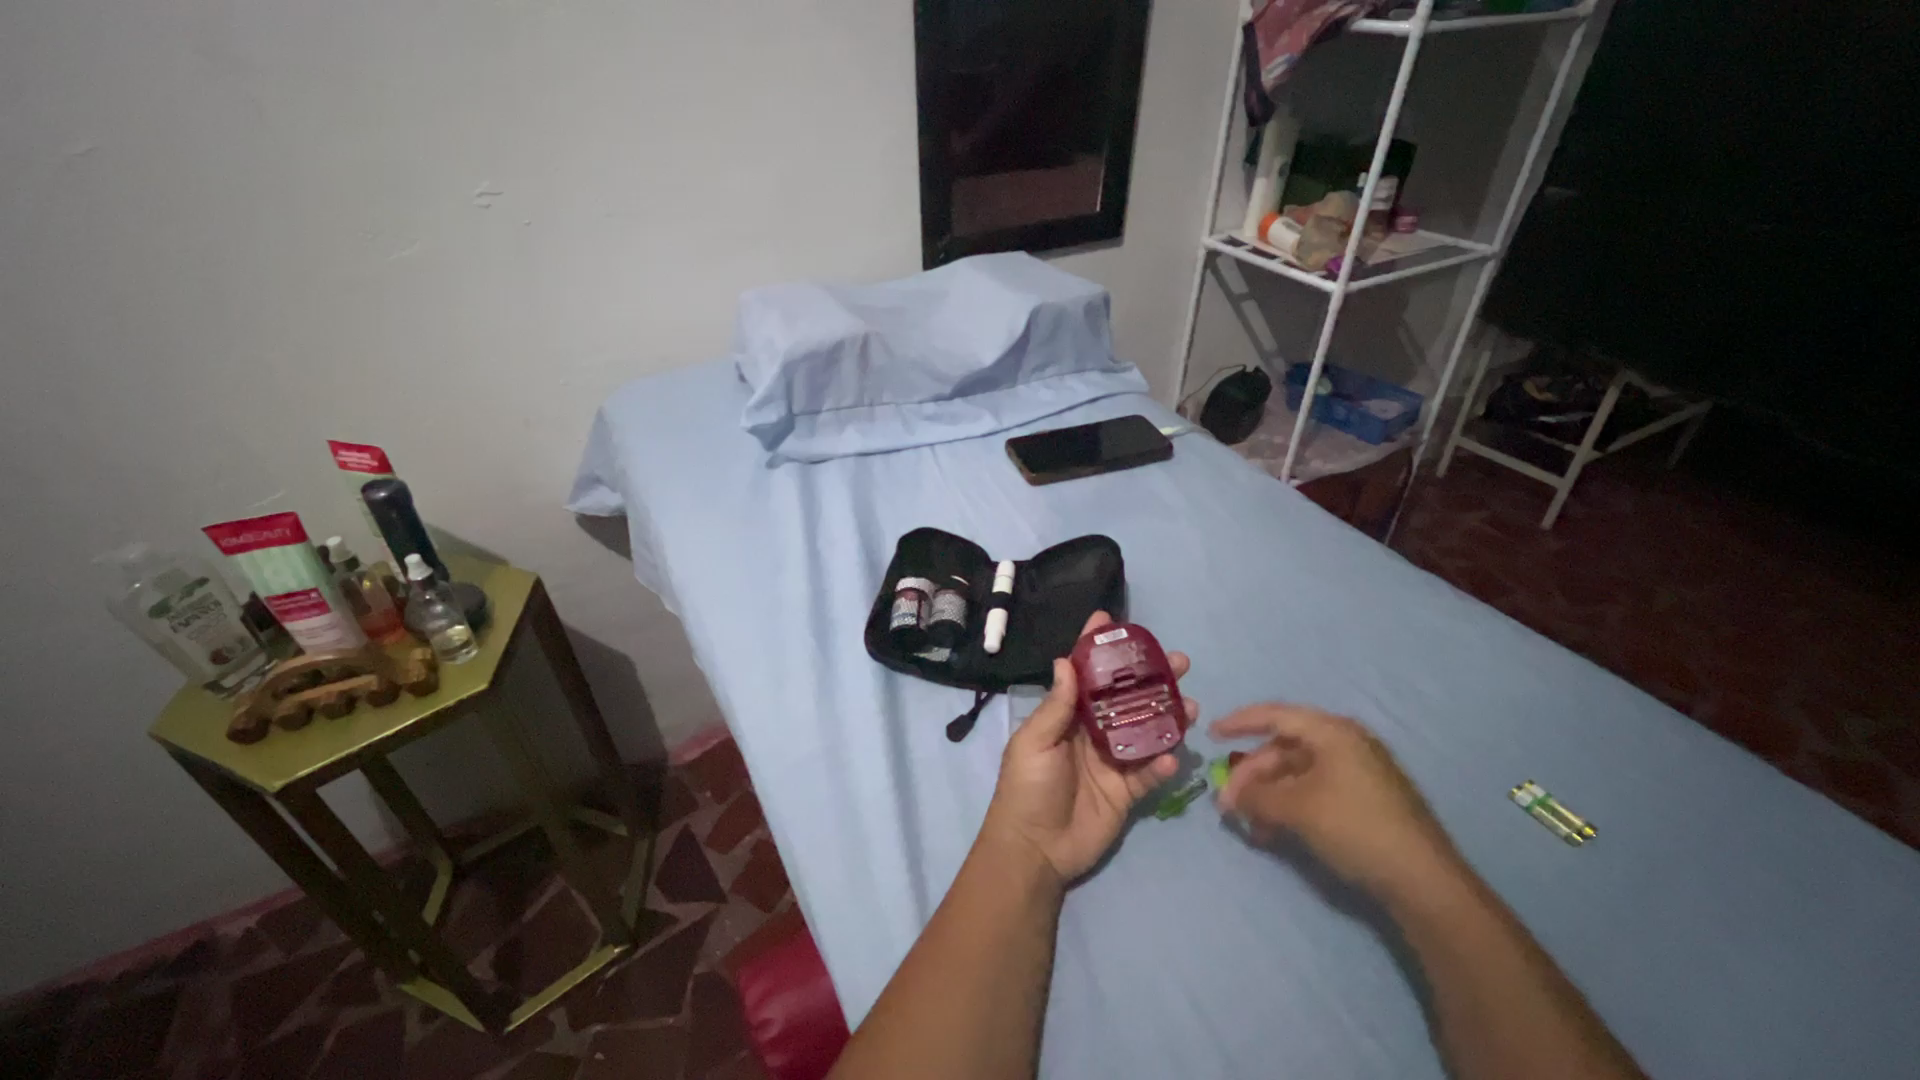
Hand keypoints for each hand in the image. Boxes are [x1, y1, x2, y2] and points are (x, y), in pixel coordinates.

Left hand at [981, 612, 1195, 886]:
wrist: (1035, 849)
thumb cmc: (1027, 788)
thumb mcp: (1035, 742)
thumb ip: (1057, 705)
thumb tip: (1066, 660)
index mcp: (1066, 718)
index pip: (1083, 675)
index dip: (1095, 648)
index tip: (1111, 620)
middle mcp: (1092, 734)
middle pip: (1126, 699)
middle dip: (1152, 678)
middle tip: (1179, 661)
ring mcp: (1112, 763)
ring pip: (1147, 731)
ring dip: (1170, 716)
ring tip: (1193, 705)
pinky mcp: (1127, 793)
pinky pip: (1151, 773)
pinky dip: (1164, 763)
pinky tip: (1174, 756)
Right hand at [1211, 704, 1461, 902]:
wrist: (1420, 878)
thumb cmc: (1354, 827)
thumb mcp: (1296, 808)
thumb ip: (1256, 795)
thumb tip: (1231, 794)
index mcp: (1332, 732)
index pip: (1275, 715)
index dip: (1239, 723)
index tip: (1210, 735)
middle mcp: (1345, 744)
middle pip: (1283, 749)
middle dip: (1251, 775)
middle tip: (1227, 804)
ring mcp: (1357, 772)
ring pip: (1296, 774)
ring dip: (1268, 796)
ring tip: (1249, 825)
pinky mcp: (1363, 799)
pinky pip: (1313, 791)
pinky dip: (1289, 806)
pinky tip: (1274, 833)